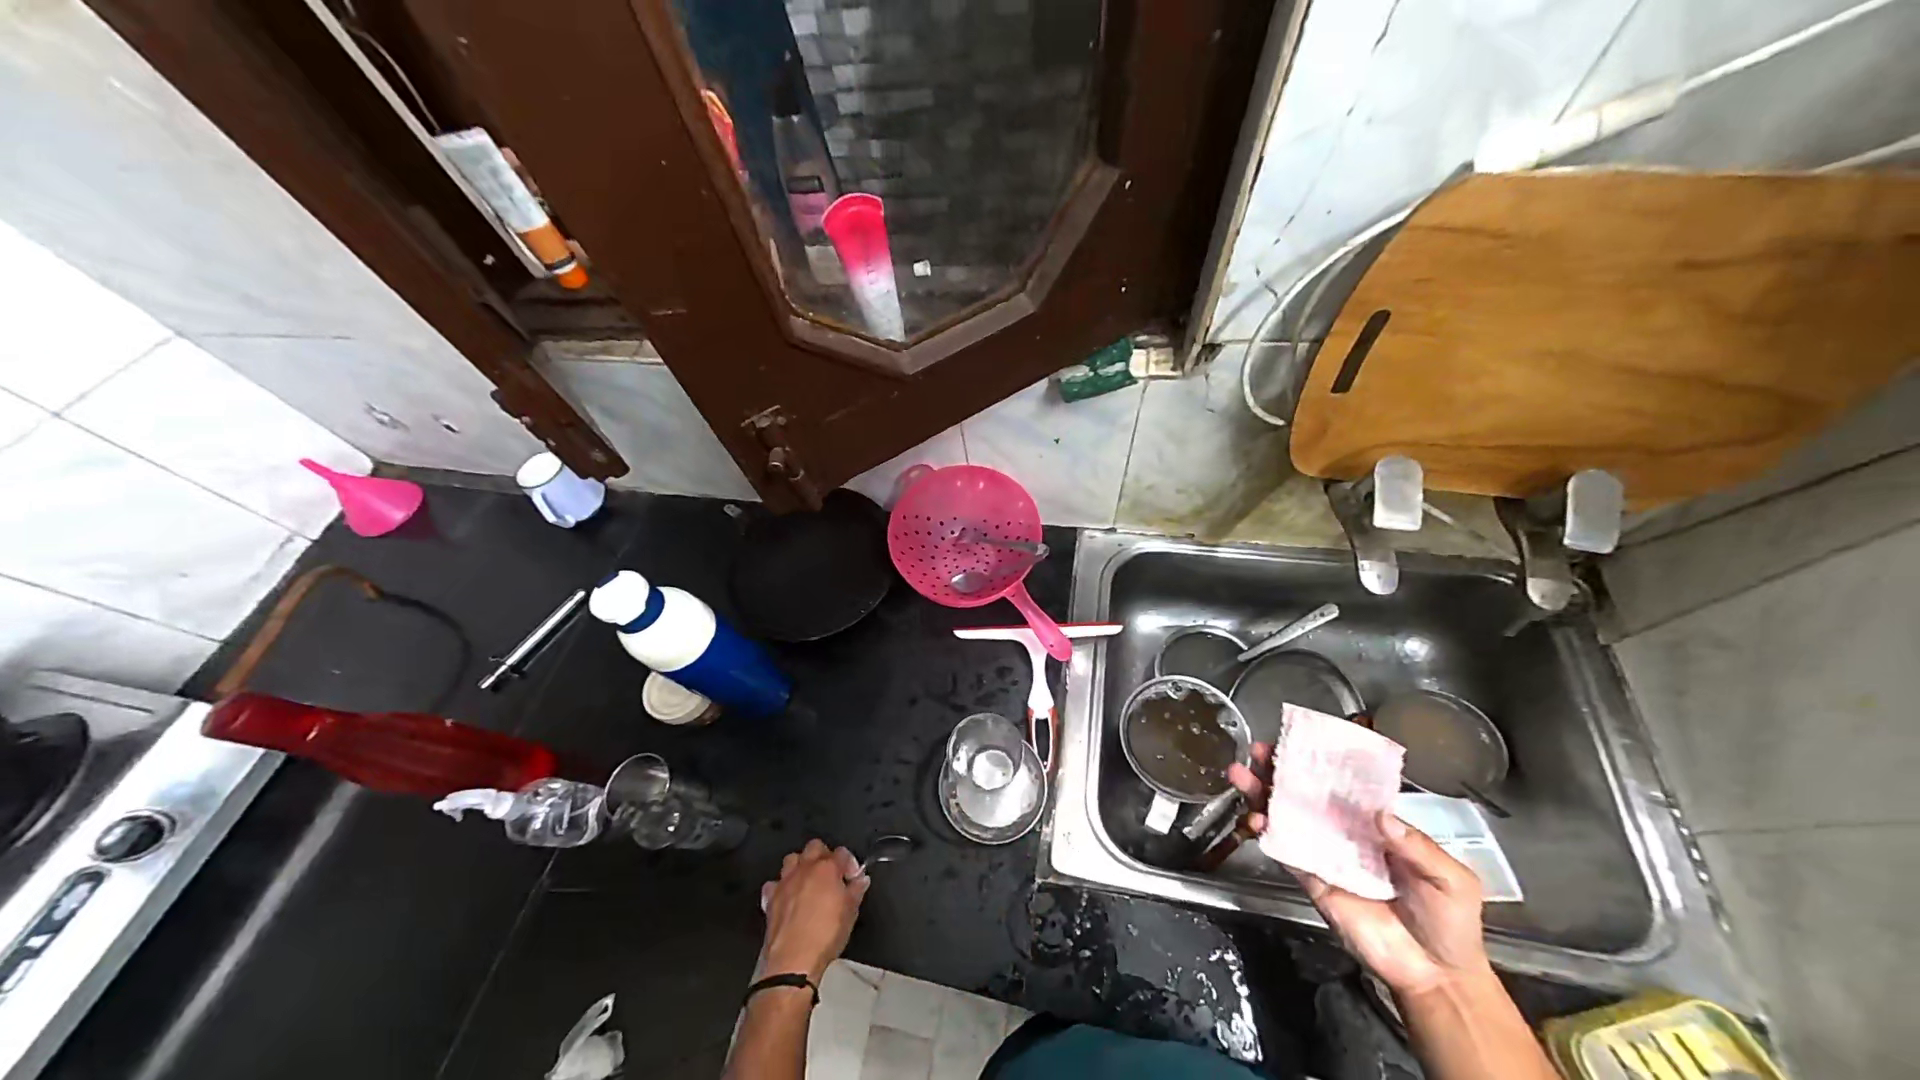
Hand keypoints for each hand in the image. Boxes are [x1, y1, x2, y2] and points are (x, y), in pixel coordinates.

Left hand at [758, 839, 869, 983]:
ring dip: (801, 866)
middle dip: (824, 855)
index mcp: (827, 868)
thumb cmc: (825, 935)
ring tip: (810, 883)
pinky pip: (775, 882)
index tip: (853, 878)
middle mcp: (805, 868)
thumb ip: (856, 891)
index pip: (842, 853)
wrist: (792, 960)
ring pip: (792, 859)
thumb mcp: (850, 913)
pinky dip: (781, 886)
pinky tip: (789, 898)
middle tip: (832, 875)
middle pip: (814, 847)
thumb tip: (860, 880)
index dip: (850, 864)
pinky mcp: (770, 897)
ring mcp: (785, 881)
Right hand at [1228, 744, 1492, 998]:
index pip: (1342, 786)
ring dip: (1262, 796)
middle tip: (1256, 752)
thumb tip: (1381, 815)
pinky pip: (1286, 853)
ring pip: (1286, 818)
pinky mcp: (1313, 880)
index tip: (1297, 743)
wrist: (1436, 975)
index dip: (1318, 764)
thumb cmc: (1451, 922)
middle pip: (1304, 796)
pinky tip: (1256, 820)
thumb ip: (1418, 846)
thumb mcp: (1451, 878)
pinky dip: (1268, 835)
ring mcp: (1325, 856)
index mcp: (1376, 825)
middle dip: (1276, 772)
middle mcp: (1345, 834)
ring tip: (1241, 776)